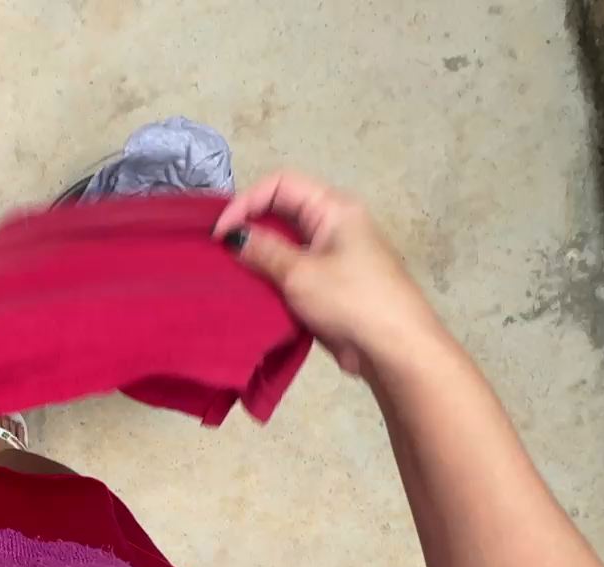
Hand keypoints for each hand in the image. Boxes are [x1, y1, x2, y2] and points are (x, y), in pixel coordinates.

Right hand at [213, 171, 450, 379]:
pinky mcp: (322, 278)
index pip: (280, 184)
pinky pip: (286, 265)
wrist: (388, 344)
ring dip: (252, 250)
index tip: (218, 234)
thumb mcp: (300, 273)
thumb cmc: (349, 301)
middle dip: (245, 224)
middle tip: (214, 250)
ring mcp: (327, 251)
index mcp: (333, 208)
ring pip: (281, 238)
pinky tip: (244, 286)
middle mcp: (331, 223)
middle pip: (280, 208)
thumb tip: (233, 236)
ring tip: (224, 269)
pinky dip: (263, 271)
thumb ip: (264, 251)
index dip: (244, 202)